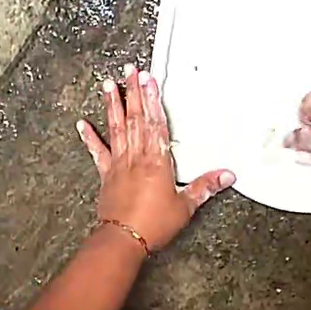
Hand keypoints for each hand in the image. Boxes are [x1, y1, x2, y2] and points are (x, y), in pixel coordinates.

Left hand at [78, 64, 233, 251]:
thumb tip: (227, 174)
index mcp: (156, 161)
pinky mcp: (105, 175)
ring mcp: (118, 164)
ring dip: (112, 105)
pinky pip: (97, 152)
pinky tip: (82, 123)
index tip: (149, 79)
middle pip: (135, 118)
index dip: (152, 99)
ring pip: (116, 128)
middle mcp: (136, 157)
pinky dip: (89, 137)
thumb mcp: (185, 207)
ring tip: (109, 84)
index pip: (155, 123)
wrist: (123, 239)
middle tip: (130, 70)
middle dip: (133, 92)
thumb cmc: (153, 224)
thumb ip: (205, 187)